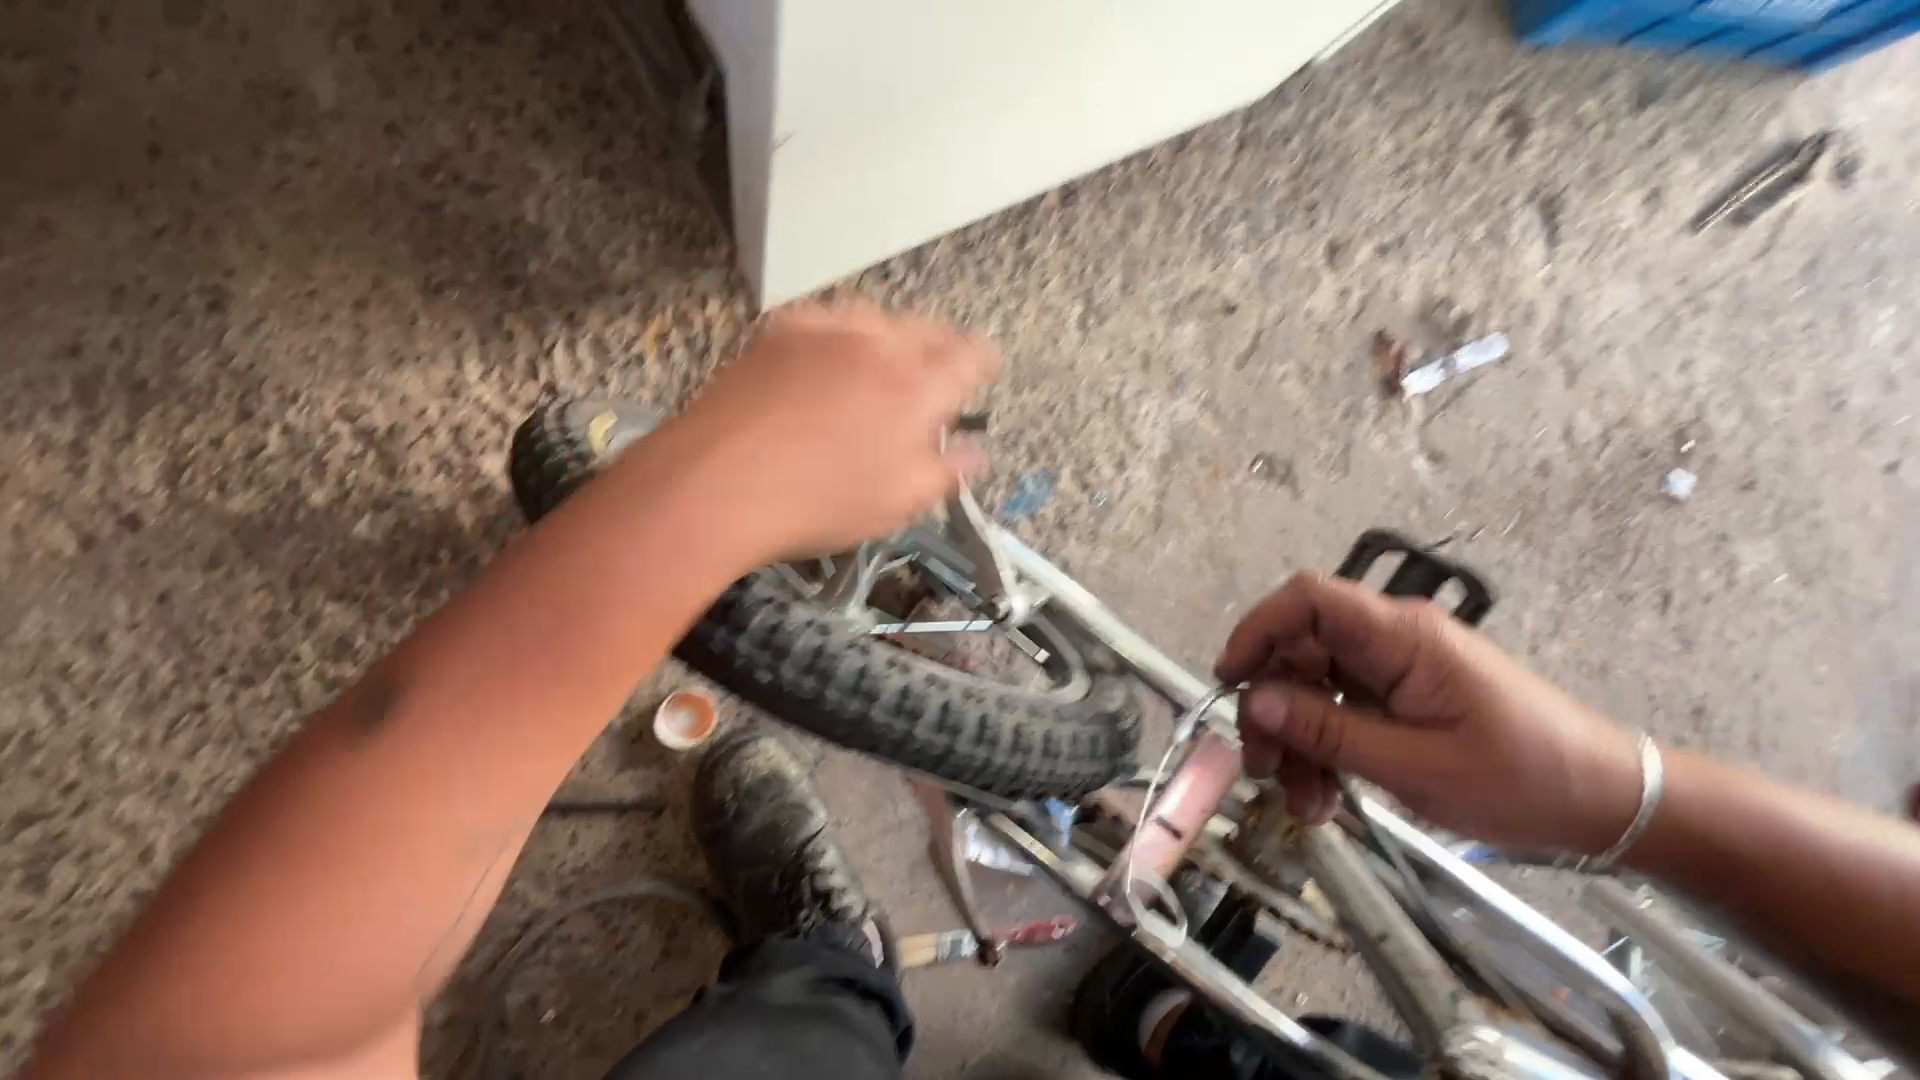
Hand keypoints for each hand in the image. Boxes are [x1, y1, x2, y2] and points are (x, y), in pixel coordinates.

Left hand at [669, 303, 999, 560]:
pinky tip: (831, 352)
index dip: (982, 360)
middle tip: (940, 367)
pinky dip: (842, 330)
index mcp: (916, 387)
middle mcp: (877, 345)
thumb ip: (946, 471)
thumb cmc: (819, 502)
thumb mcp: (898, 501)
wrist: (717, 484)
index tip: (985, 366)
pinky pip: (825, 317)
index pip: (967, 358)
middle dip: (940, 345)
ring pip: (875, 317)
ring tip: (888, 357)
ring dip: (891, 334)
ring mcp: (825, 331)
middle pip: (924, 329)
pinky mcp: (779, 332)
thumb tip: (976, 453)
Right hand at [1215, 572, 1642, 855]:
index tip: (1231, 680)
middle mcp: (1391, 642)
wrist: (1610, 803)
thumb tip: (1254, 702)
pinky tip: (1325, 797)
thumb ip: (1329, 731)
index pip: (1309, 599)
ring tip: (1301, 801)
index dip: (1259, 628)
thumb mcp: (1415, 765)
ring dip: (1297, 741)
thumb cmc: (1523, 778)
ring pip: (1315, 688)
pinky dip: (1325, 751)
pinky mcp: (1401, 697)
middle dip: (1272, 707)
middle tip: (1262, 767)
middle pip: (1301, 651)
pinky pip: (1342, 711)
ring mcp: (1395, 670)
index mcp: (1401, 637)